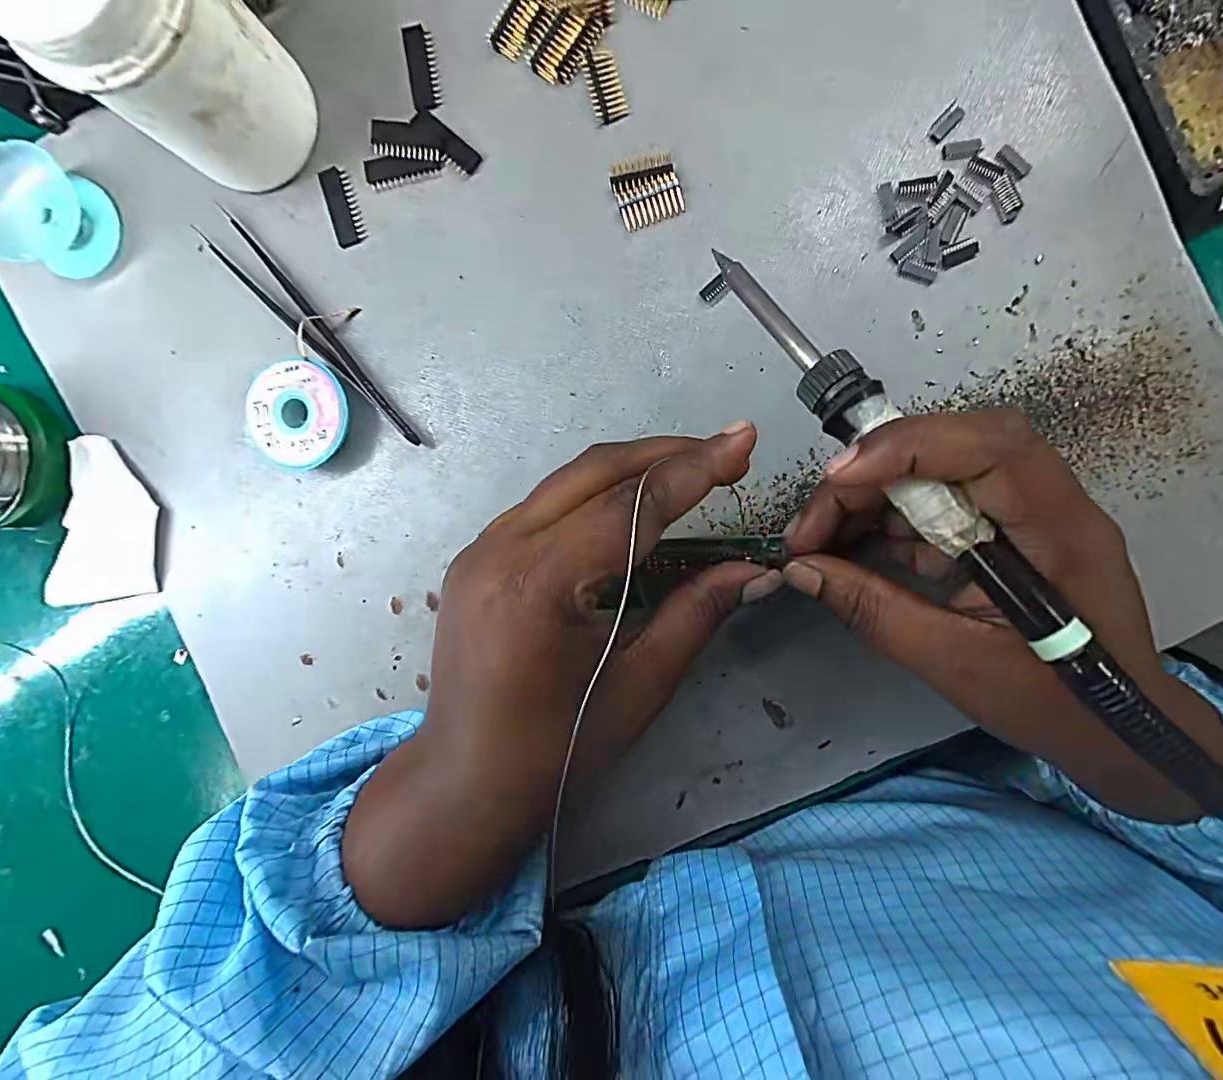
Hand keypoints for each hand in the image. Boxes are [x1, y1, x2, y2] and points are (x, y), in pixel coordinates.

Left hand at [345, 423, 781, 926]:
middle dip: (667, 454)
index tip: (743, 439)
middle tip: (727, 452)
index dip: (694, 470)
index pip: (629, 506)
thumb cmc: (557, 750)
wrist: (465, 782)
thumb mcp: (639, 684)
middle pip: (596, 472)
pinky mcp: (480, 554)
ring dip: (635, 467)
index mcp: (537, 584)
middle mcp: (500, 548)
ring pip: (570, 479)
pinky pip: (549, 503)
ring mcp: (482, 546)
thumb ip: (697, 613)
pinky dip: (600, 492)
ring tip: (692, 470)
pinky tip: (636, 505)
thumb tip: (757, 570)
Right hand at [782, 409, 1222, 822]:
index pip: (990, 448)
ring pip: (936, 471)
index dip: (907, 447)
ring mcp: (1025, 511)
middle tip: (811, 526)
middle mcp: (1048, 502)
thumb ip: (876, 610)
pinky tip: (855, 551)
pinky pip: (938, 502)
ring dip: (870, 498)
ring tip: (820, 541)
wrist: (1116, 731)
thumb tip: (804, 570)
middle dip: (870, 476)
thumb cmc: (1051, 705)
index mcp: (1059, 530)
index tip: (837, 480)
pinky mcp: (1003, 528)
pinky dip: (888, 520)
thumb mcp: (954, 662)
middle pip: (952, 448)